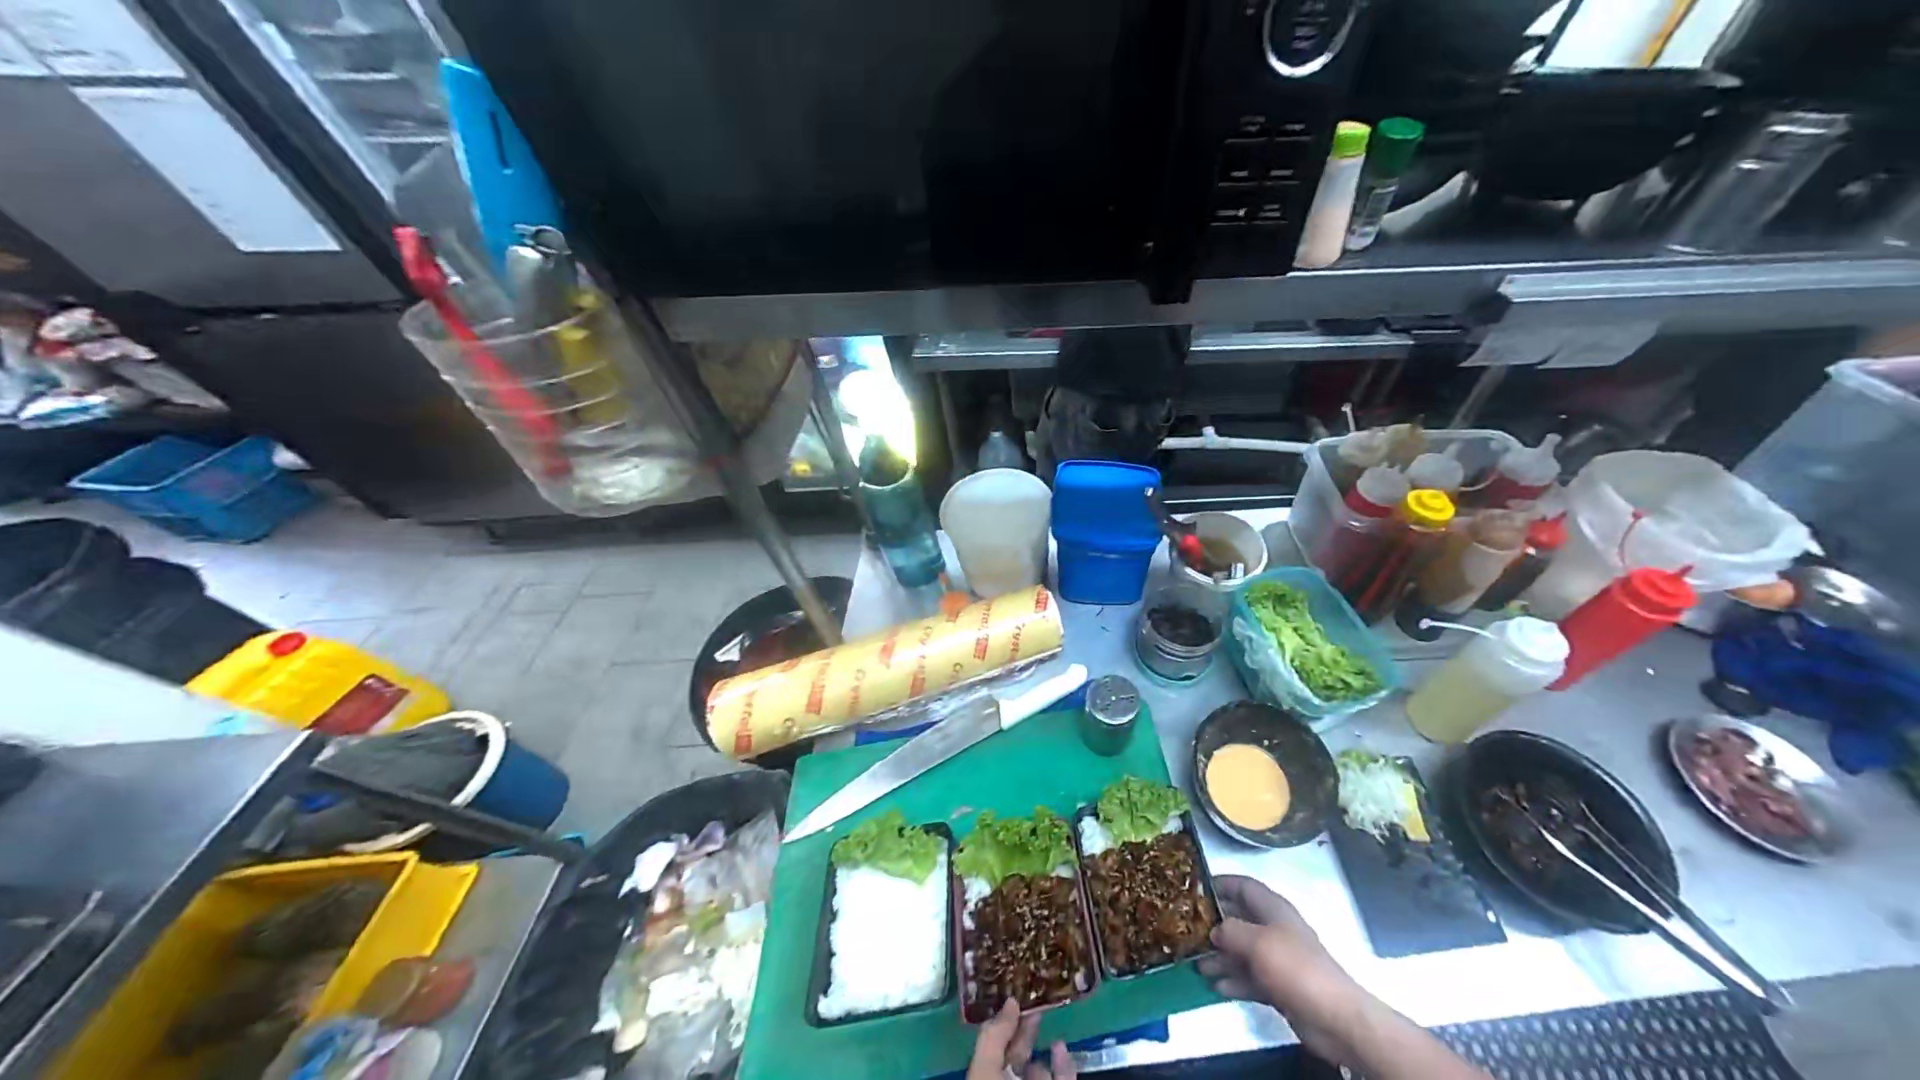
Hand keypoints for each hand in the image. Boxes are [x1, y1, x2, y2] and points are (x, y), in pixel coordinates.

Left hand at [967, 999, 1076, 1079]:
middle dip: (1025, 1028)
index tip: (1015, 994)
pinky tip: (1060, 1045)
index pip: (994, 1045)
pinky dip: (1065, 1064)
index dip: (1003, 1021)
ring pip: (1042, 1068)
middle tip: (1034, 999)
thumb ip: (994, 1037)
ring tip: (1045, 1017)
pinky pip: (1063, 1078)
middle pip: (1018, 1054)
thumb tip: (1011, 1001)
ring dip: (1044, 1043)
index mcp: (987, 1074)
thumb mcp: (984, 1068)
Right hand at [1197, 875, 1367, 1062]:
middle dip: (1214, 925)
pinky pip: (1249, 978)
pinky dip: (1233, 981)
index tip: (1194, 888)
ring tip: (1196, 964)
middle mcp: (1274, 930)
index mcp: (1273, 909)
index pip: (1243, 886)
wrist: (1334, 1018)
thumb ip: (1230, 930)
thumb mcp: (1256, 942)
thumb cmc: (1294, 968)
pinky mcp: (1279, 986)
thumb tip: (1216, 930)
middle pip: (1239, 919)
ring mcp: (1277, 960)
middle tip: (1187, 930)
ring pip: (1241, 952)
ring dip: (1219, 957)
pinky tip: (1215, 987)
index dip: (1220, 883)